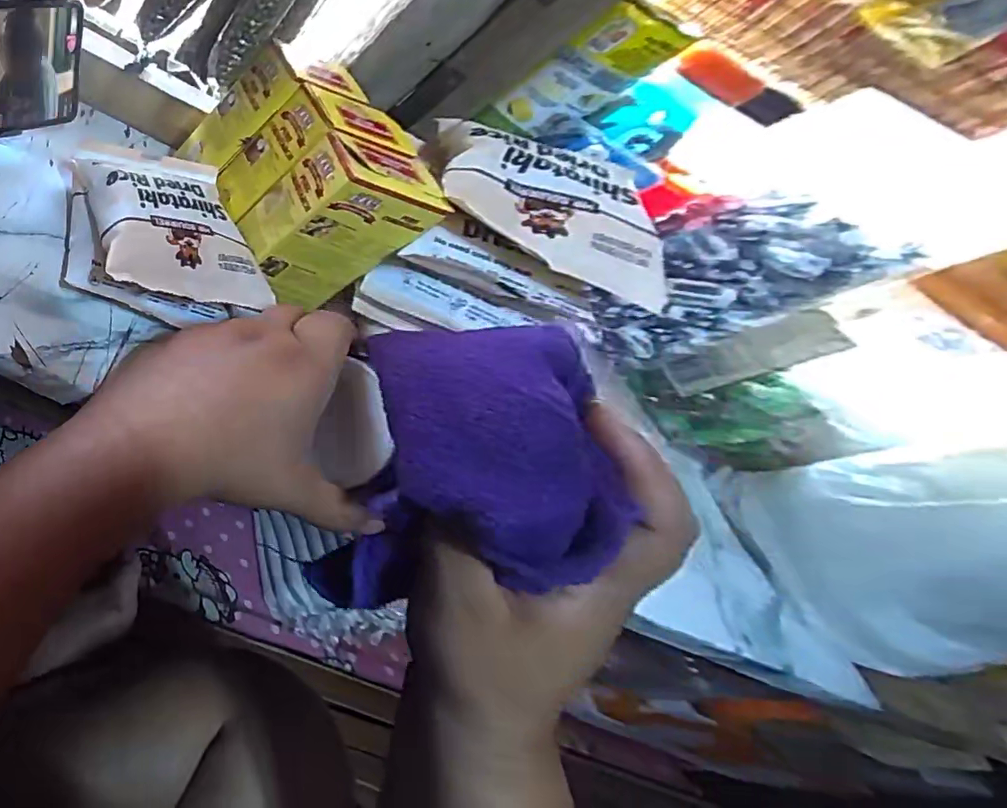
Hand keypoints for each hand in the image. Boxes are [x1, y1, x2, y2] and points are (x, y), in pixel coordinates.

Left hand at [72, 306, 376, 532]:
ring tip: (243, 386)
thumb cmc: (232, 461)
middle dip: (300, 335)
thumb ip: (340, 509)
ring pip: (248, 325)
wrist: (145, 440)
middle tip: (292, 375)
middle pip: (294, 315)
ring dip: (255, 345)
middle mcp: (263, 334)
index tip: (336, 364)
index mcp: (303, 361)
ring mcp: (217, 329)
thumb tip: (376, 523)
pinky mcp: (179, 334)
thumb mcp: (291, 492)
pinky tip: (198, 387)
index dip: (341, 337)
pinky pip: (207, 336)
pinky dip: (213, 353)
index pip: (336, 323)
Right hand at [407, 403, 696, 744]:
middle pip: (626, 496)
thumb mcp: (460, 599)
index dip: (644, 463)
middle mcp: (598, 569)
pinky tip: (487, 457)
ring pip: (585, 499)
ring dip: (561, 453)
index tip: (594, 412)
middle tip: (544, 393)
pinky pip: (545, 508)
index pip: (663, 522)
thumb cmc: (480, 664)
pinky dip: (527, 475)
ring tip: (514, 411)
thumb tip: (444, 464)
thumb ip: (455, 532)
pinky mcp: (535, 565)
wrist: (475, 715)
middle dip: (597, 440)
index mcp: (602, 582)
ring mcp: (568, 568)